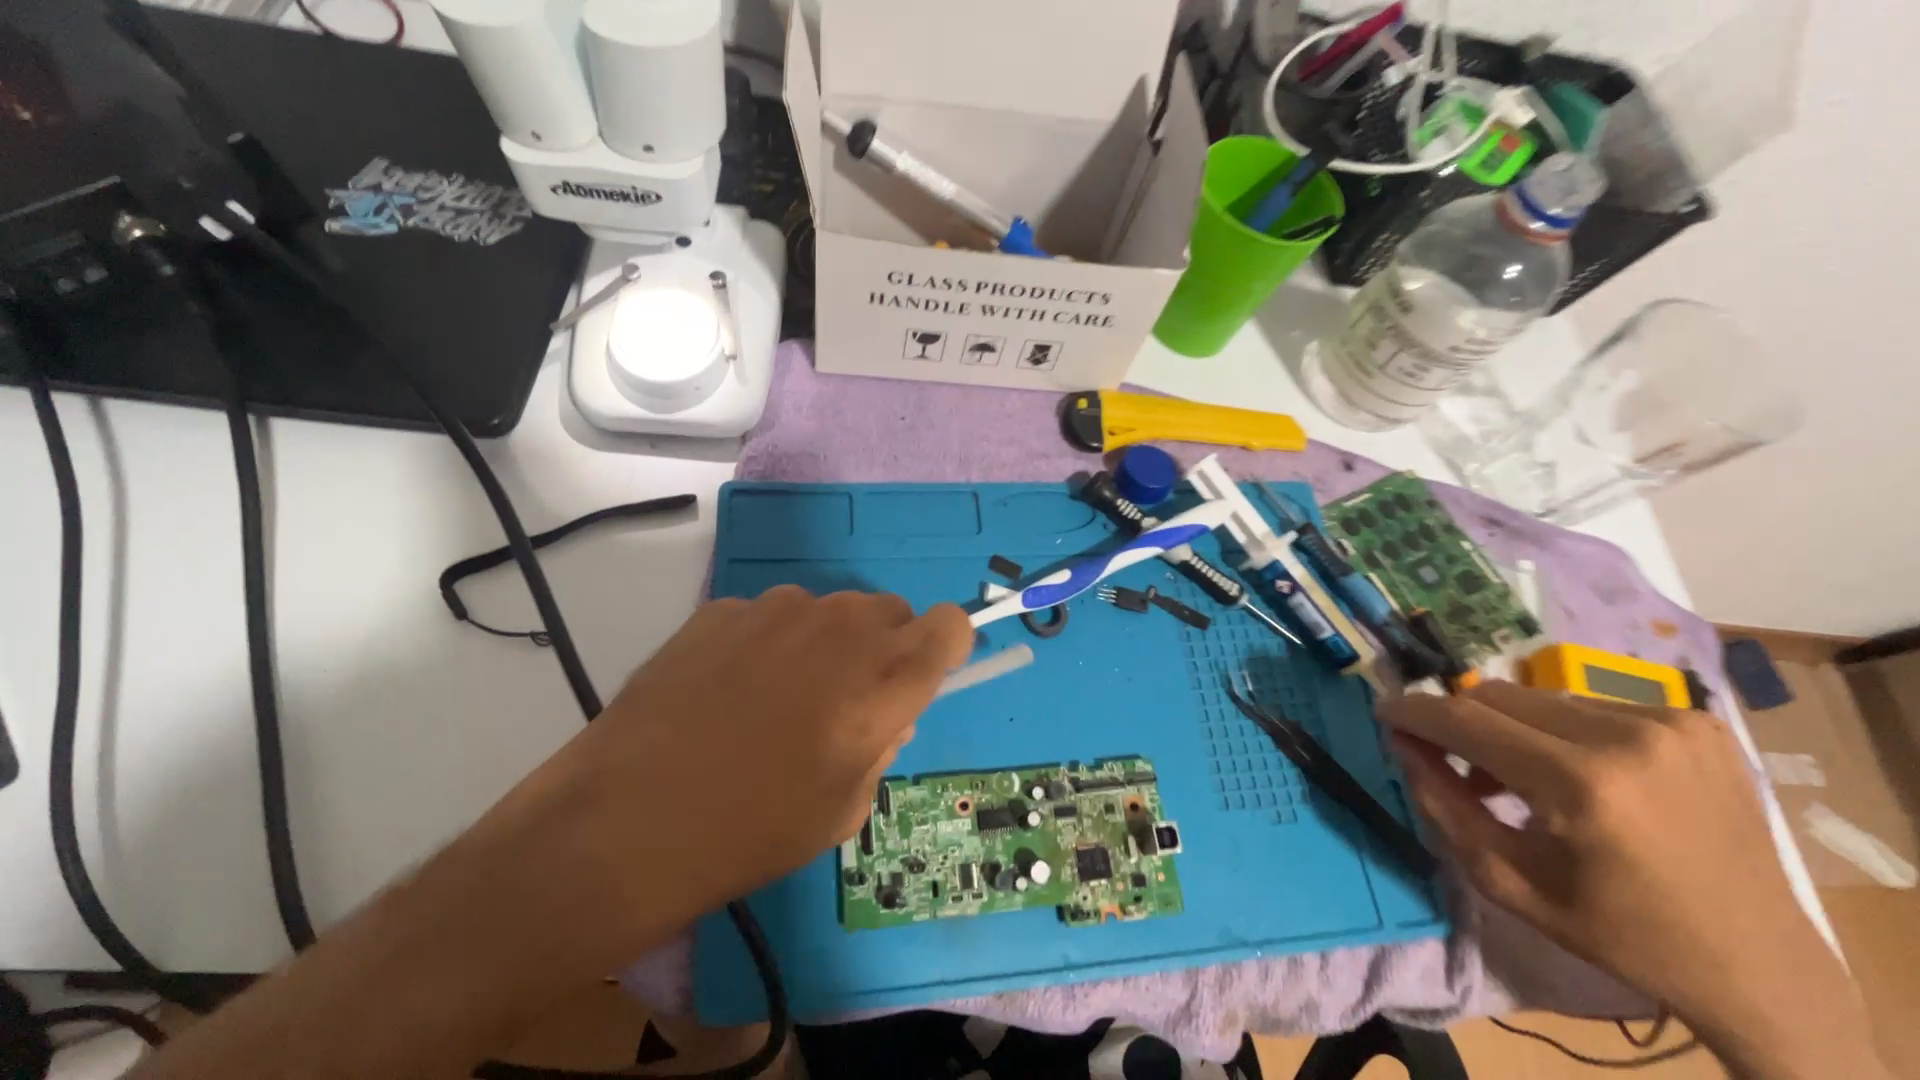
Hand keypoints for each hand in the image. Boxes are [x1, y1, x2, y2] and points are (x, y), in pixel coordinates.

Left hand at [589, 586, 972, 900]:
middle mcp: (842, 625)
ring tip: (774, 700)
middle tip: (842, 703)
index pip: (951, 624)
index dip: (941, 650)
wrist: (632, 817)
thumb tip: (884, 717)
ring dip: (821, 643)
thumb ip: (881, 747)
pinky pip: (767, 617)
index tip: (918, 682)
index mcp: (887, 676)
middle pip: (889, 612)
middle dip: (882, 648)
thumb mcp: (845, 808)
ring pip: (826, 611)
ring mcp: (776, 610)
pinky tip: (725, 692)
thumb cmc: (756, 828)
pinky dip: (765, 644)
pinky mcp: (720, 609)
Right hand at [1384, 681, 1887, 1079]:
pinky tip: (1578, 775)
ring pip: (1543, 697)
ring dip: (1511, 727)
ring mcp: (1672, 721)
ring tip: (1516, 777)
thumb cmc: (1619, 933)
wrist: (1756, 960)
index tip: (1383, 712)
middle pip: (1499, 695)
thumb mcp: (1510, 882)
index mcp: (1582, 785)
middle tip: (1448, 759)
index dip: (1414, 712)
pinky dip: (1564, 732)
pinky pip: (1594, 706)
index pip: (1466, 720)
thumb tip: (1404, 745)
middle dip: (1460, 720)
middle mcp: (1628, 735)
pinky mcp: (1699, 721)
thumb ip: (1445, 806)